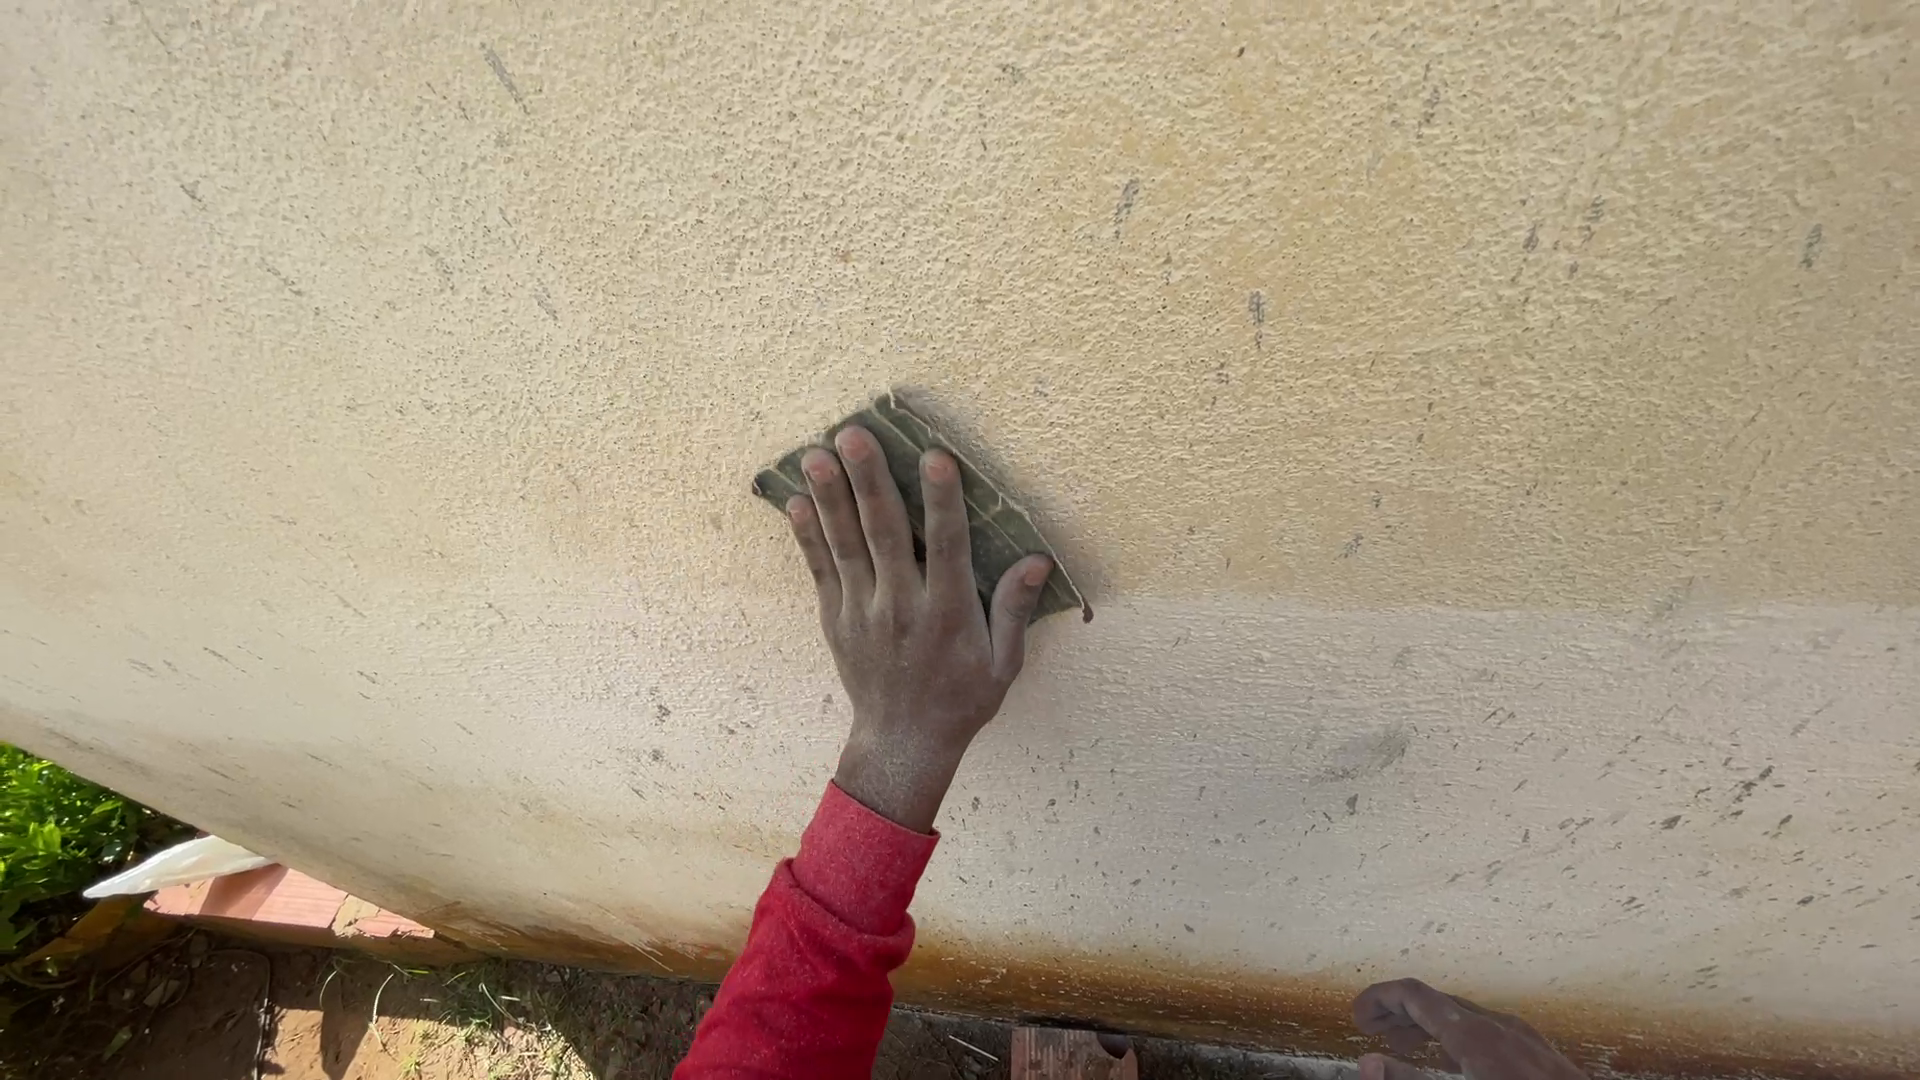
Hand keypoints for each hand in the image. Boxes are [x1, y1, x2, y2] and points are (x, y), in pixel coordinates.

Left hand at [785, 425, 1053, 832]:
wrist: (903, 744)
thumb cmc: (961, 701)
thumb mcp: (1003, 664)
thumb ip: (1014, 610)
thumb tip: (1036, 560)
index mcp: (948, 613)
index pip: (947, 546)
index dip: (942, 500)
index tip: (934, 457)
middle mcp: (902, 606)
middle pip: (885, 534)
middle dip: (870, 481)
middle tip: (854, 435)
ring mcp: (862, 612)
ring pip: (846, 545)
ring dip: (830, 498)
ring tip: (815, 455)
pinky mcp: (836, 619)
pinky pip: (820, 570)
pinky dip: (807, 536)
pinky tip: (795, 502)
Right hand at [1352, 979, 1586, 1079]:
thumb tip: (1365, 1063)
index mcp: (1474, 1032)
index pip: (1412, 992)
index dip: (1378, 998)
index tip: (1357, 1017)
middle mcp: (1499, 1026)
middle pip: (1436, 1001)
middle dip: (1397, 1012)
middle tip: (1371, 1030)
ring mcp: (1528, 1042)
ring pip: (1464, 1018)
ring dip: (1427, 1026)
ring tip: (1404, 1046)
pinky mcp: (1548, 1061)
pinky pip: (1490, 1035)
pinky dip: (1458, 1040)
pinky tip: (1458, 1065)